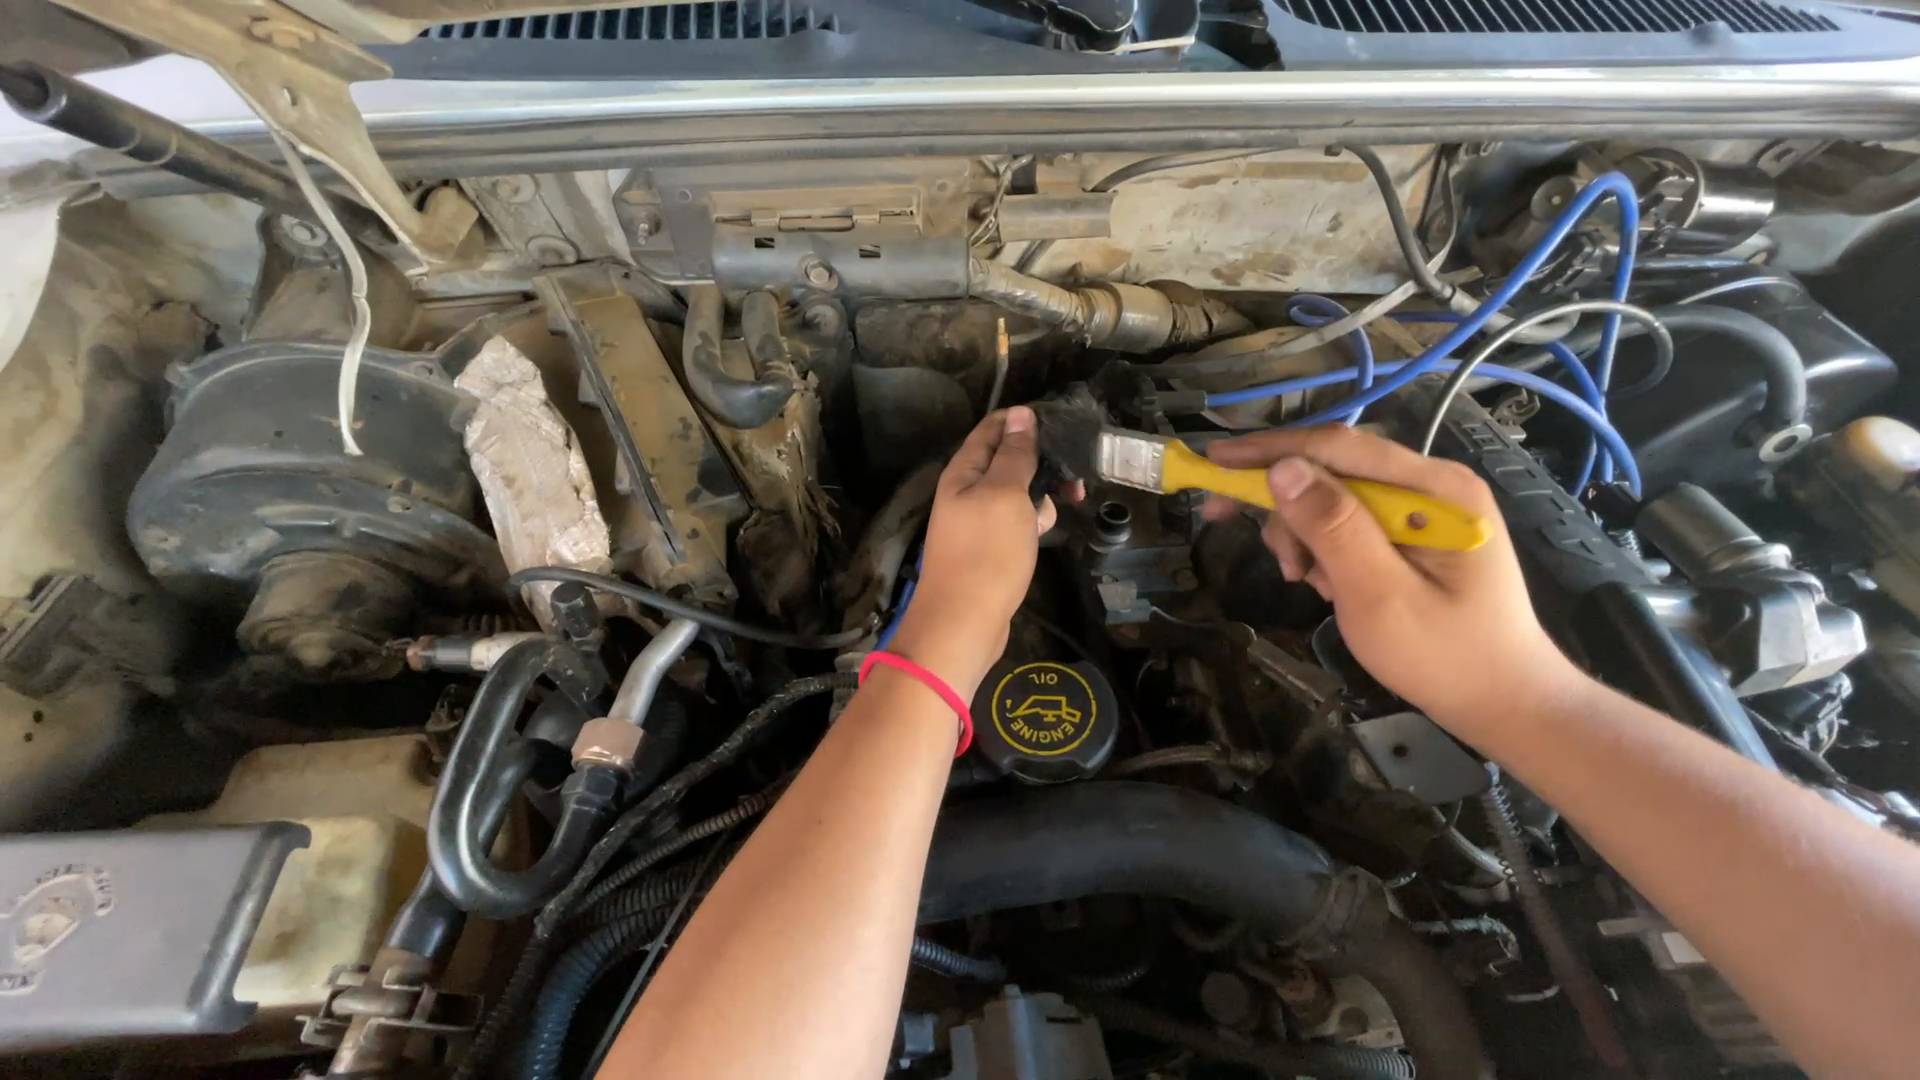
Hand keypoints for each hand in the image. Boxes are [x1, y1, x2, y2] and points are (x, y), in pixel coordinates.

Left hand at [889, 406, 1054, 697]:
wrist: (964, 623)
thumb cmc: (986, 553)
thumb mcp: (1005, 494)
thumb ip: (1015, 454)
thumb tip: (1022, 413)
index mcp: (964, 471)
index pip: (992, 429)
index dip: (1024, 421)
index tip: (1063, 424)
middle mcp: (967, 491)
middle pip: (1008, 461)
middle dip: (1042, 463)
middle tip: (1075, 476)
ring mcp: (978, 521)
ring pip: (1017, 493)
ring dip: (1041, 496)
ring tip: (1061, 508)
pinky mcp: (991, 547)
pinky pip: (1016, 522)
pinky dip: (1033, 522)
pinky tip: (1044, 533)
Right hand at [1203, 426, 1585, 742]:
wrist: (1503, 700)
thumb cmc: (1444, 655)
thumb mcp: (1378, 595)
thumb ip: (1334, 529)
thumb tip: (1281, 469)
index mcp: (1434, 489)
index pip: (1338, 447)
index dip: (1270, 449)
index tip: (1214, 462)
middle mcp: (1428, 485)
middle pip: (1330, 468)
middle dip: (1283, 504)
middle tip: (1234, 530)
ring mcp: (1420, 508)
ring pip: (1331, 496)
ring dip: (1301, 533)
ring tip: (1302, 581)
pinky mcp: (1410, 532)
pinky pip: (1345, 522)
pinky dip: (1320, 548)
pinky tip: (1323, 582)